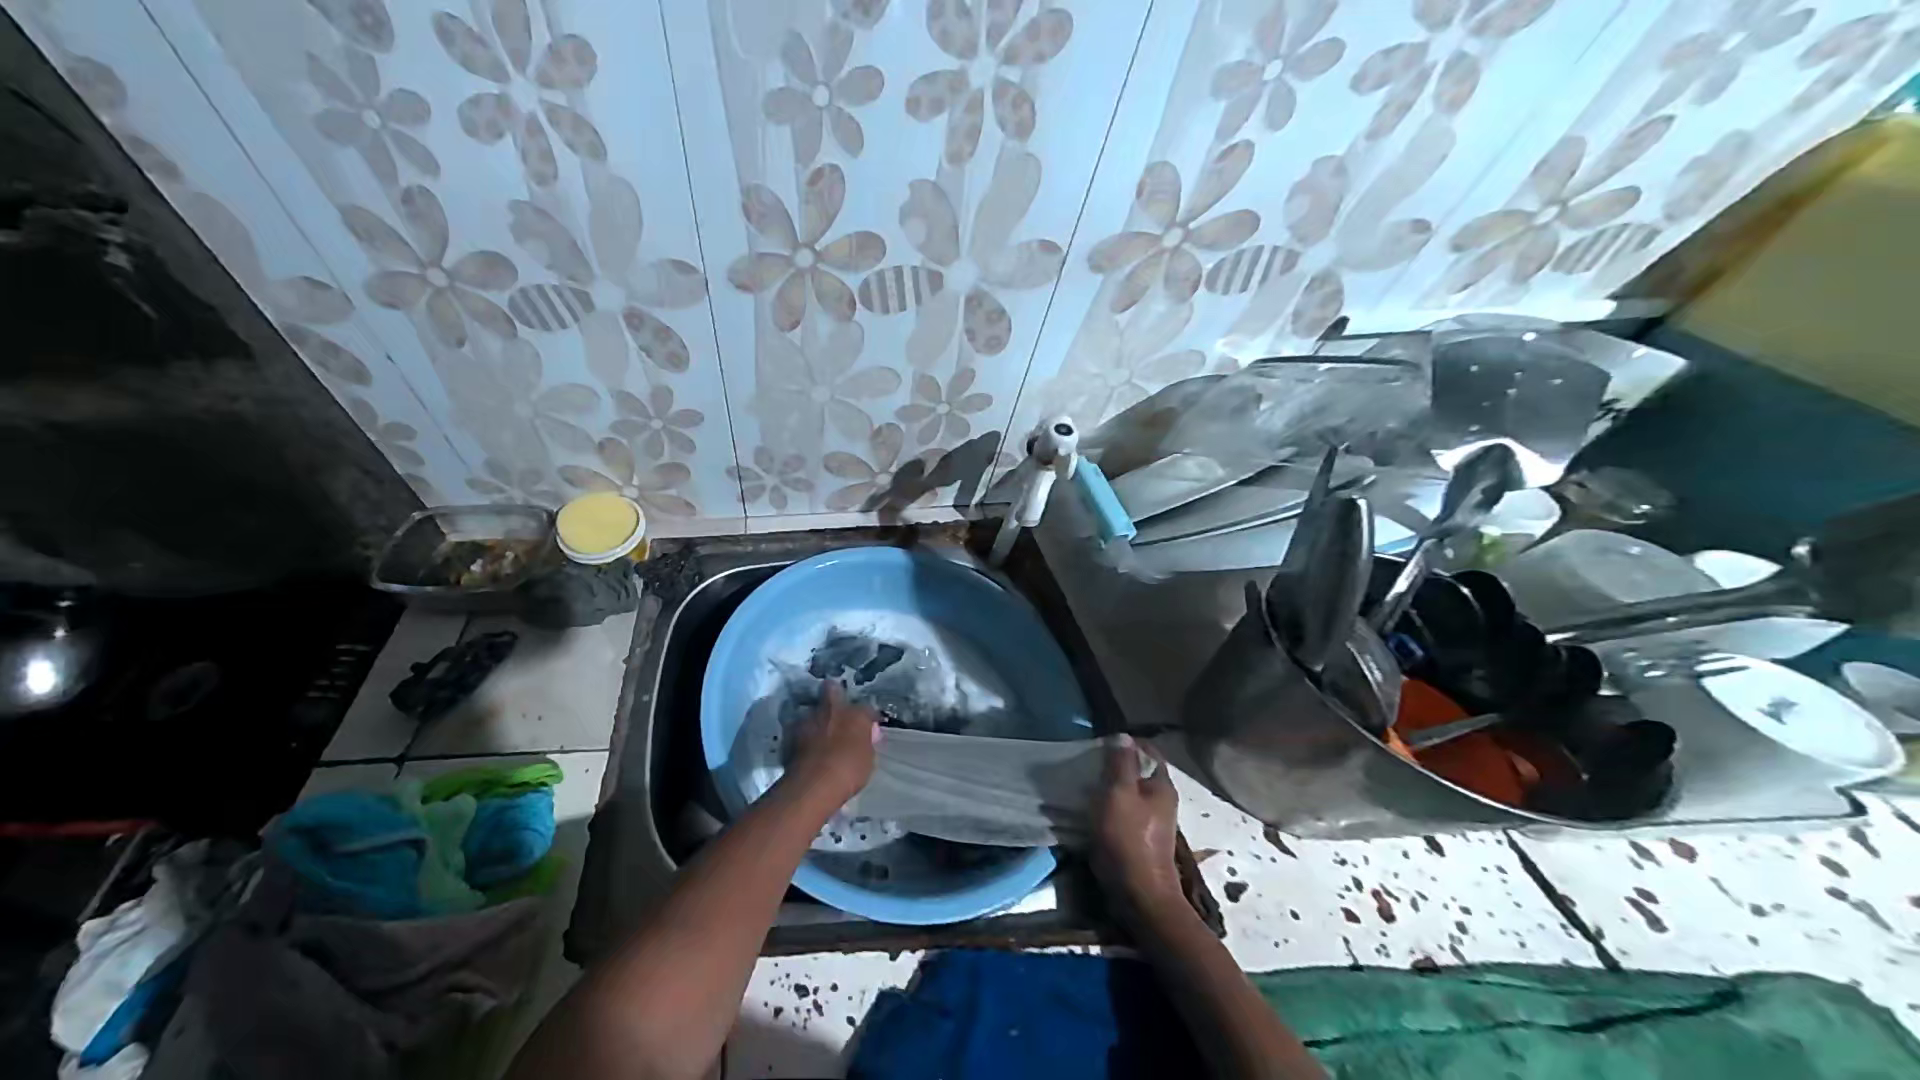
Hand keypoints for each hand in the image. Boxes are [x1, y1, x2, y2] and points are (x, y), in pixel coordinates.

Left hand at [785, 681, 879, 806]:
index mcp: (856, 714)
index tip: (869, 726)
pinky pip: (798, 727)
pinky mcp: (790, 732)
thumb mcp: (867, 760)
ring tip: (817, 732)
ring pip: (811, 708)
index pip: (866, 708)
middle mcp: (831, 709)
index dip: (868, 717)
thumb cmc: (848, 773)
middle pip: (832, 688)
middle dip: (834, 694)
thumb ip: (865, 742)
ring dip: (815, 717)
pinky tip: (804, 745)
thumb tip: (865, 736)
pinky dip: (802, 733)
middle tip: (837, 711)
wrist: (813, 785)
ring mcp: (808, 718)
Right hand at [1093, 734, 1182, 912]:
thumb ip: (1120, 763)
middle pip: (1138, 771)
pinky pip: (1123, 812)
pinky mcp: (1140, 839)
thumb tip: (1123, 735)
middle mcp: (1162, 800)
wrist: (1138, 895)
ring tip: (1085, 787)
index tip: (1100, 746)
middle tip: (1088, 765)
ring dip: (1109, 788)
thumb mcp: (1119, 794)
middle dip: (1114, 766)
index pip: (1148, 750)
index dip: (1126, 743)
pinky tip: (1091, 812)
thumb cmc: (1128, 839)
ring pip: (1129, 793)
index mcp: (1162, 785)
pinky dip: (1108, 808)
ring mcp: (1152, 821)